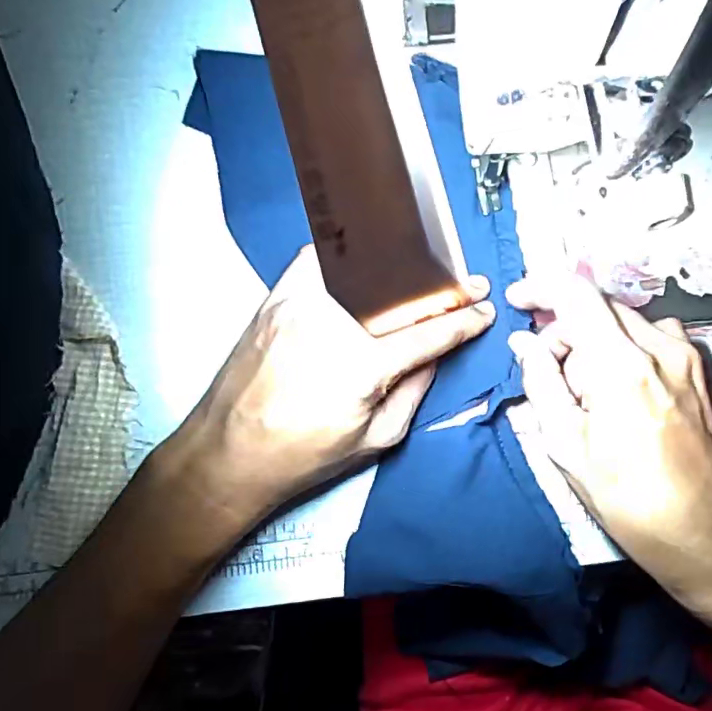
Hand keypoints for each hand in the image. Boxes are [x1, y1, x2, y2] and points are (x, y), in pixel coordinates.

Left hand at [164, 245, 493, 538]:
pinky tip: (368, 256)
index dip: (464, 322)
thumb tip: (435, 355)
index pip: (430, 334)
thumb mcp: (377, 438)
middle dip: (445, 288)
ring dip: (403, 266)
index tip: (484, 312)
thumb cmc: (304, 456)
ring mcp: (300, 306)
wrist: (227, 452)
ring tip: (429, 267)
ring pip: (365, 269)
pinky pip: (318, 259)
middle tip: (469, 283)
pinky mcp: (276, 299)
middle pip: (404, 293)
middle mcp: (332, 325)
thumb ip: (414, 390)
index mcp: (363, 366)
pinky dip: (348, 254)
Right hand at [504, 274, 711, 629]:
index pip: (577, 294)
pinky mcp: (701, 368)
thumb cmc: (630, 500)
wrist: (706, 528)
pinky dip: (627, 348)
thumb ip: (543, 384)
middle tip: (548, 367)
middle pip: (601, 306)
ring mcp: (687, 355)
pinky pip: (654, 337)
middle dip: (566, 326)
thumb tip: (525, 344)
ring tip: (587, 388)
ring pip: (627, 321)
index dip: (541, 287)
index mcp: (623, 366)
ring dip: (597, 339)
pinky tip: (622, 389)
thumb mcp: (568, 447)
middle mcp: (661, 347)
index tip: (519, 299)